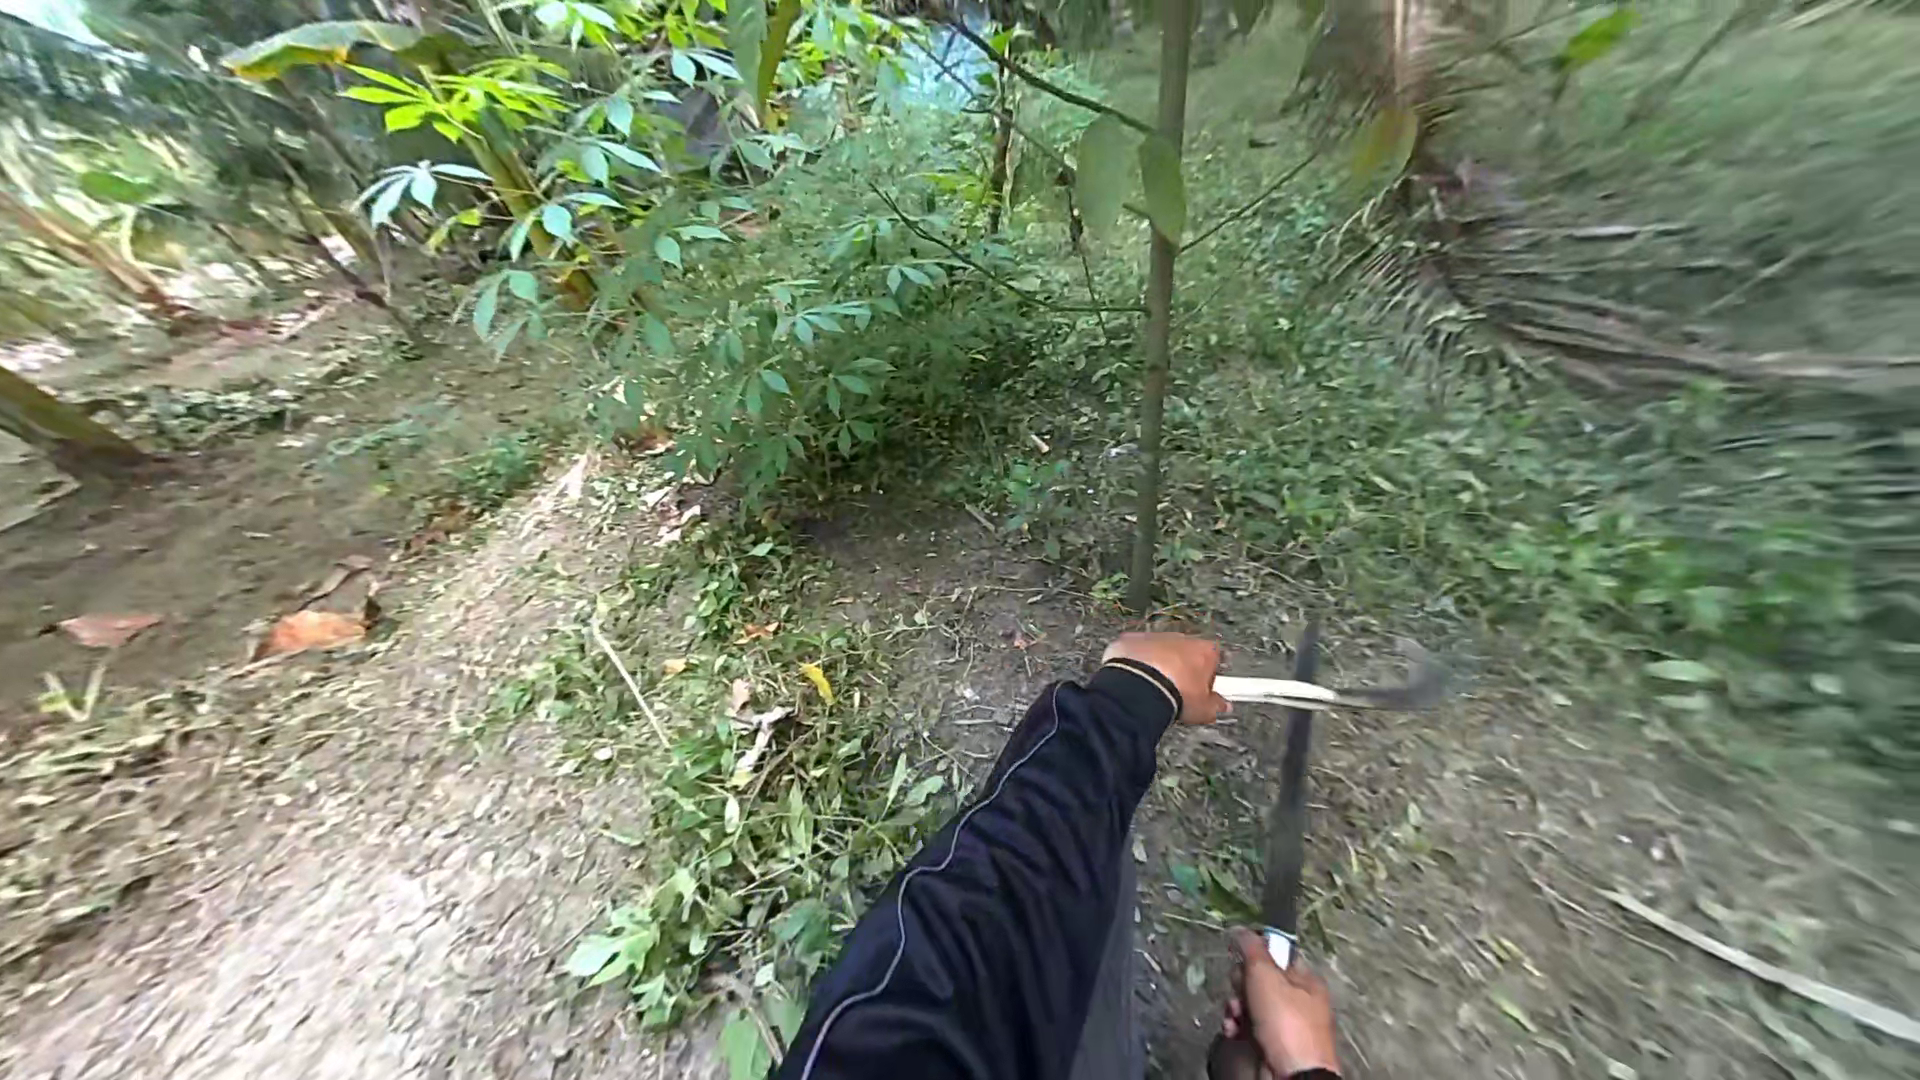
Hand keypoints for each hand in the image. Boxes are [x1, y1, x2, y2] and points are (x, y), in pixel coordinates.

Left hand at [1102, 632, 1230, 725]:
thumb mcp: (1203, 709)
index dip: (1207, 676)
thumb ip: (1215, 705)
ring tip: (1152, 687)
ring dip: (1156, 664)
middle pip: (1185, 652)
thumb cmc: (1176, 696)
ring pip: (1158, 649)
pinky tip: (1133, 679)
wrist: (1139, 689)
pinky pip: (1134, 650)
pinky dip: (1133, 661)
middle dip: (1180, 668)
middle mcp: (1180, 638)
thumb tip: (1220, 706)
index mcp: (1204, 651)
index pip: (1213, 658)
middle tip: (1175, 690)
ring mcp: (1153, 637)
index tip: (1201, 690)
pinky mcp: (1130, 640)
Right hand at [1223, 928, 1339, 1077]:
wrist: (1292, 1079)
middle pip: (1259, 978)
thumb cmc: (1284, 1020)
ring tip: (1235, 1014)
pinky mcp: (1273, 1045)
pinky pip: (1249, 1025)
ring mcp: (1286, 1026)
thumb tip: (1239, 928)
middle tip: (1239, 989)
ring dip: (1236, 1005)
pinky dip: (1237, 1025)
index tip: (1241, 958)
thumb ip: (1250, 947)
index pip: (1276, 954)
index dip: (1255, 953)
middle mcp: (1299, 1001)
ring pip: (1250, 1002)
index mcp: (1307, 981)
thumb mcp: (1264, 973)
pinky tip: (1233, 1029)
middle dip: (1241, 983)